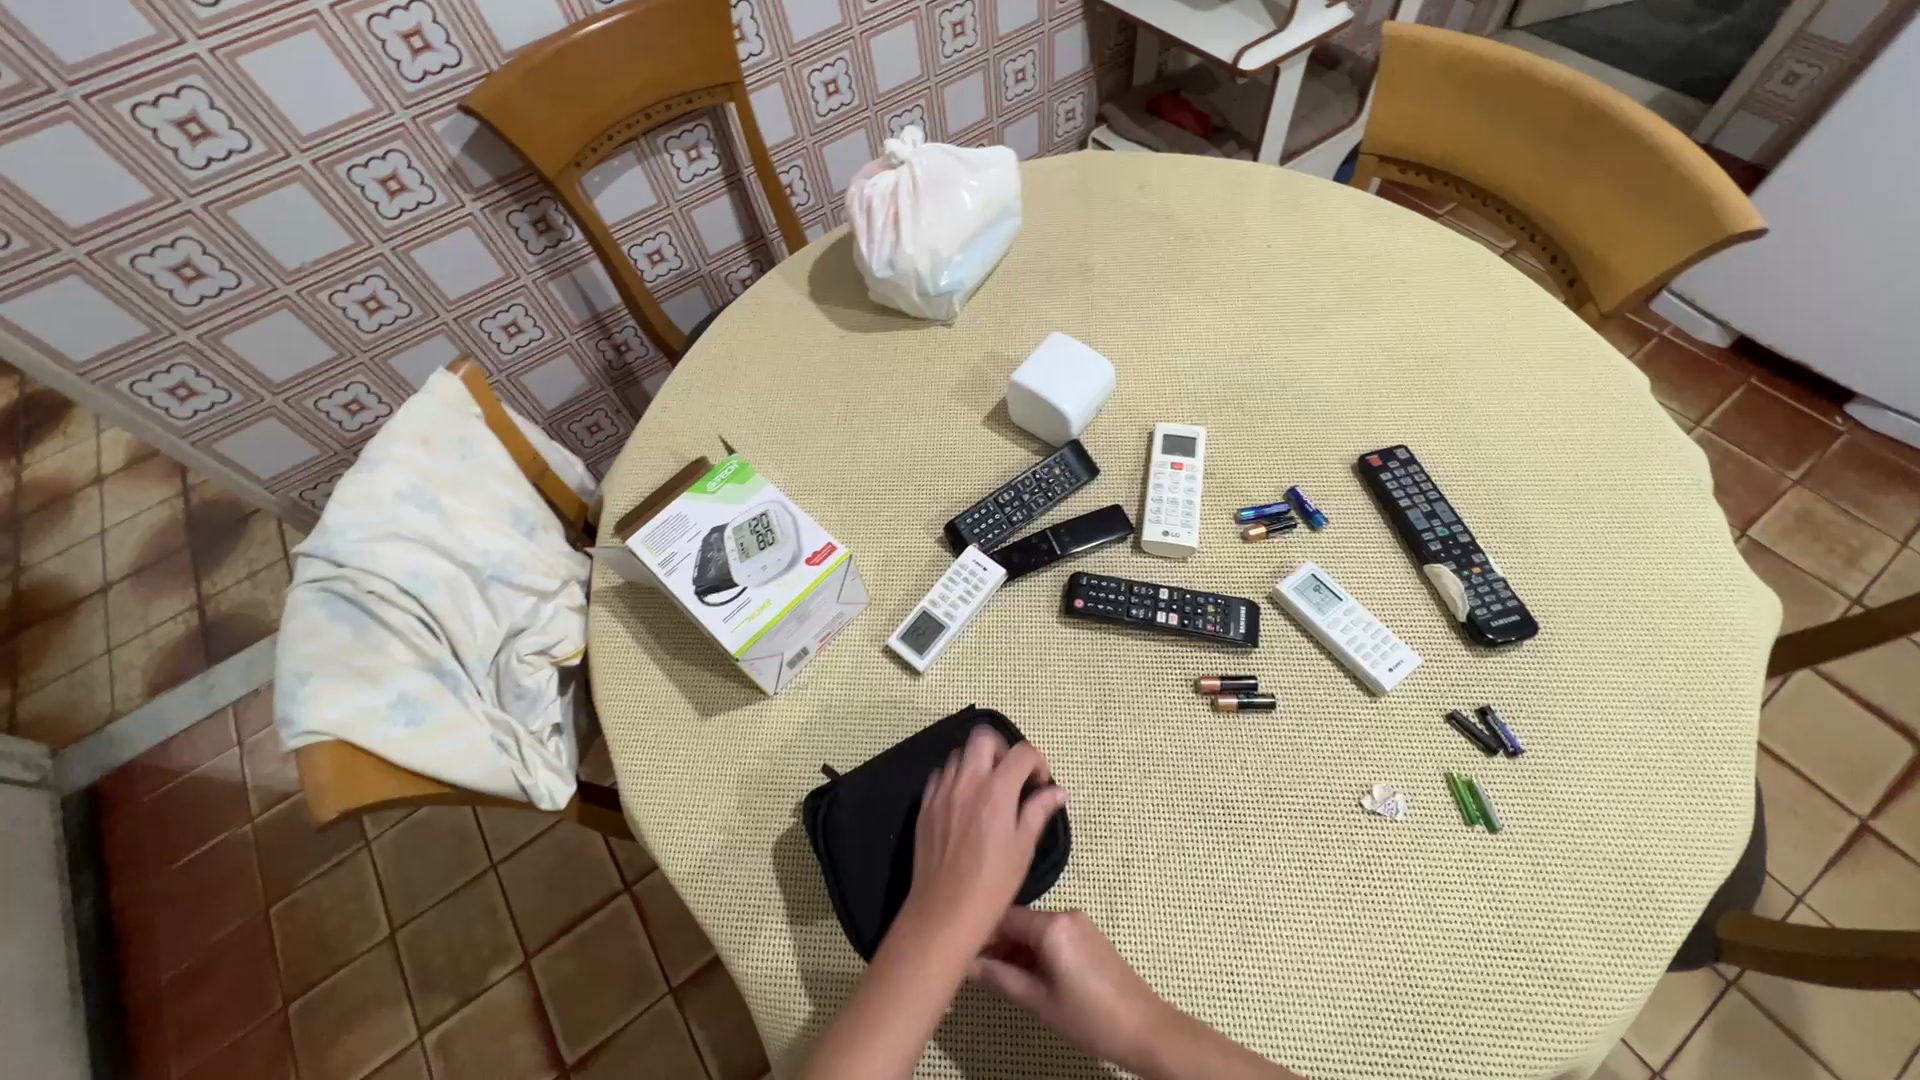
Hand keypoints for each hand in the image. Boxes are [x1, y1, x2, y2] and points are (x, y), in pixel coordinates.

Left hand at [905, 726, 1067, 950]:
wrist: (945, 911)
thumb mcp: (1023, 847)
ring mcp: (942, 791)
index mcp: (996, 791)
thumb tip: (1058, 791)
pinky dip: (956, 777)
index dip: (1037, 762)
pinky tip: (964, 800)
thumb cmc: (992, 884)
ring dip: (978, 762)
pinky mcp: (925, 804)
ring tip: (988, 788)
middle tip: (1012, 776)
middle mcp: (967, 781)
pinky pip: (940, 774)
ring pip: (959, 754)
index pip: (1022, 752)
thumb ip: (1039, 811)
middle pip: (984, 737)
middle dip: (1003, 748)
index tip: (1040, 783)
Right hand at [969, 907, 1173, 1071]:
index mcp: (1051, 925)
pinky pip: (1051, 934)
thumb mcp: (1038, 1001)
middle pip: (1019, 921)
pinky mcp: (1088, 934)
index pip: (1004, 917)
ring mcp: (1079, 922)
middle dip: (996, 942)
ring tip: (995, 976)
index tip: (960, 951)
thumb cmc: (1089, 1018)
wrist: (1145, 1028)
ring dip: (1014, 948)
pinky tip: (1024, 973)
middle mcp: (1065, 913)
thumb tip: (967, 964)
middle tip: (974, 968)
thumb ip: (1000, 978)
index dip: (980, 933)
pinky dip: (1034, 950)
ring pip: (1034, 928)